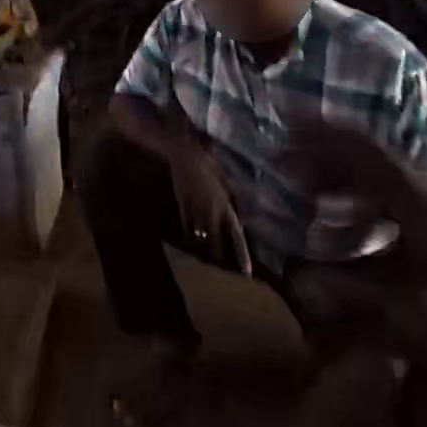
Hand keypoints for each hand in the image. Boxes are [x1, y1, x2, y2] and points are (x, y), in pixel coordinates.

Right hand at [169, 147, 251, 276]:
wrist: (183, 153)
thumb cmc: (207, 162)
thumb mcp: (226, 180)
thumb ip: (234, 198)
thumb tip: (245, 217)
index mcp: (225, 206)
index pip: (236, 236)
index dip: (242, 254)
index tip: (246, 272)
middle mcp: (211, 211)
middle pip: (216, 238)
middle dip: (218, 252)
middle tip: (219, 264)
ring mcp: (194, 207)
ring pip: (200, 232)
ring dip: (203, 242)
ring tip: (203, 252)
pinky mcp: (181, 202)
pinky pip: (186, 222)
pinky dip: (188, 230)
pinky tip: (189, 237)